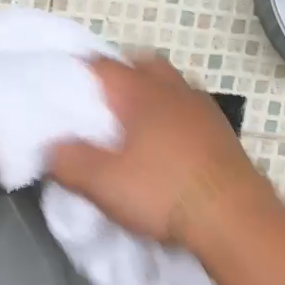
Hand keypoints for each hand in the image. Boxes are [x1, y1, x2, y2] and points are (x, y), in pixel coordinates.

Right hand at [48, 55, 275, 250]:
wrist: (233, 218)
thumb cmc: (163, 194)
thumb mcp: (102, 183)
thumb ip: (69, 161)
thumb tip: (51, 147)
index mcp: (141, 92)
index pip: (101, 66)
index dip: (76, 73)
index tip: (59, 89)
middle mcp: (175, 90)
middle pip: (141, 66)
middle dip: (118, 79)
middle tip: (99, 105)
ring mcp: (204, 110)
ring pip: (169, 89)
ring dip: (149, 100)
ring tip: (130, 128)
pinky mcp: (221, 135)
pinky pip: (188, 115)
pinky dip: (170, 123)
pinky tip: (163, 150)